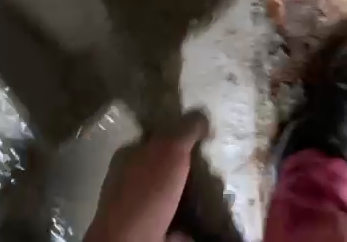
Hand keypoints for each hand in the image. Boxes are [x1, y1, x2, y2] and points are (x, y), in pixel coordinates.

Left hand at [82, 112, 209, 241]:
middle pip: (165, 165)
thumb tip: (204, 116)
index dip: (179, 131)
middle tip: (214, 161)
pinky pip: (178, 222)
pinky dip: (193, 222)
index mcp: (128, 155)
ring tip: (218, 188)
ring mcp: (139, 210)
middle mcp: (130, 181)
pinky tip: (210, 216)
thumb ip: (187, 128)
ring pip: (172, 195)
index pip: (155, 134)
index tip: (203, 132)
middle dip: (188, 164)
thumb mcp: (170, 149)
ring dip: (193, 193)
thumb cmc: (146, 192)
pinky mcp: (152, 233)